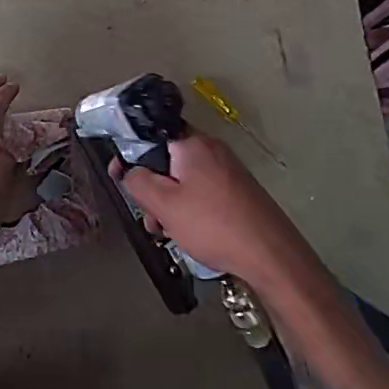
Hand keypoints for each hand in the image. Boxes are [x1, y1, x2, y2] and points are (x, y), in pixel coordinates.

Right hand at [116, 132, 313, 285]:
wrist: (268, 253)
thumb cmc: (215, 225)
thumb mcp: (164, 204)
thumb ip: (138, 182)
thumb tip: (130, 171)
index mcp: (192, 144)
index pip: (151, 135)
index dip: (130, 155)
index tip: (119, 176)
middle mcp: (212, 150)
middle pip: (167, 161)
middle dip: (152, 189)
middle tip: (151, 216)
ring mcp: (227, 171)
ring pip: (183, 181)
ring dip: (169, 205)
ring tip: (171, 232)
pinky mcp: (236, 191)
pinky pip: (202, 194)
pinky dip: (190, 211)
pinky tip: (191, 235)